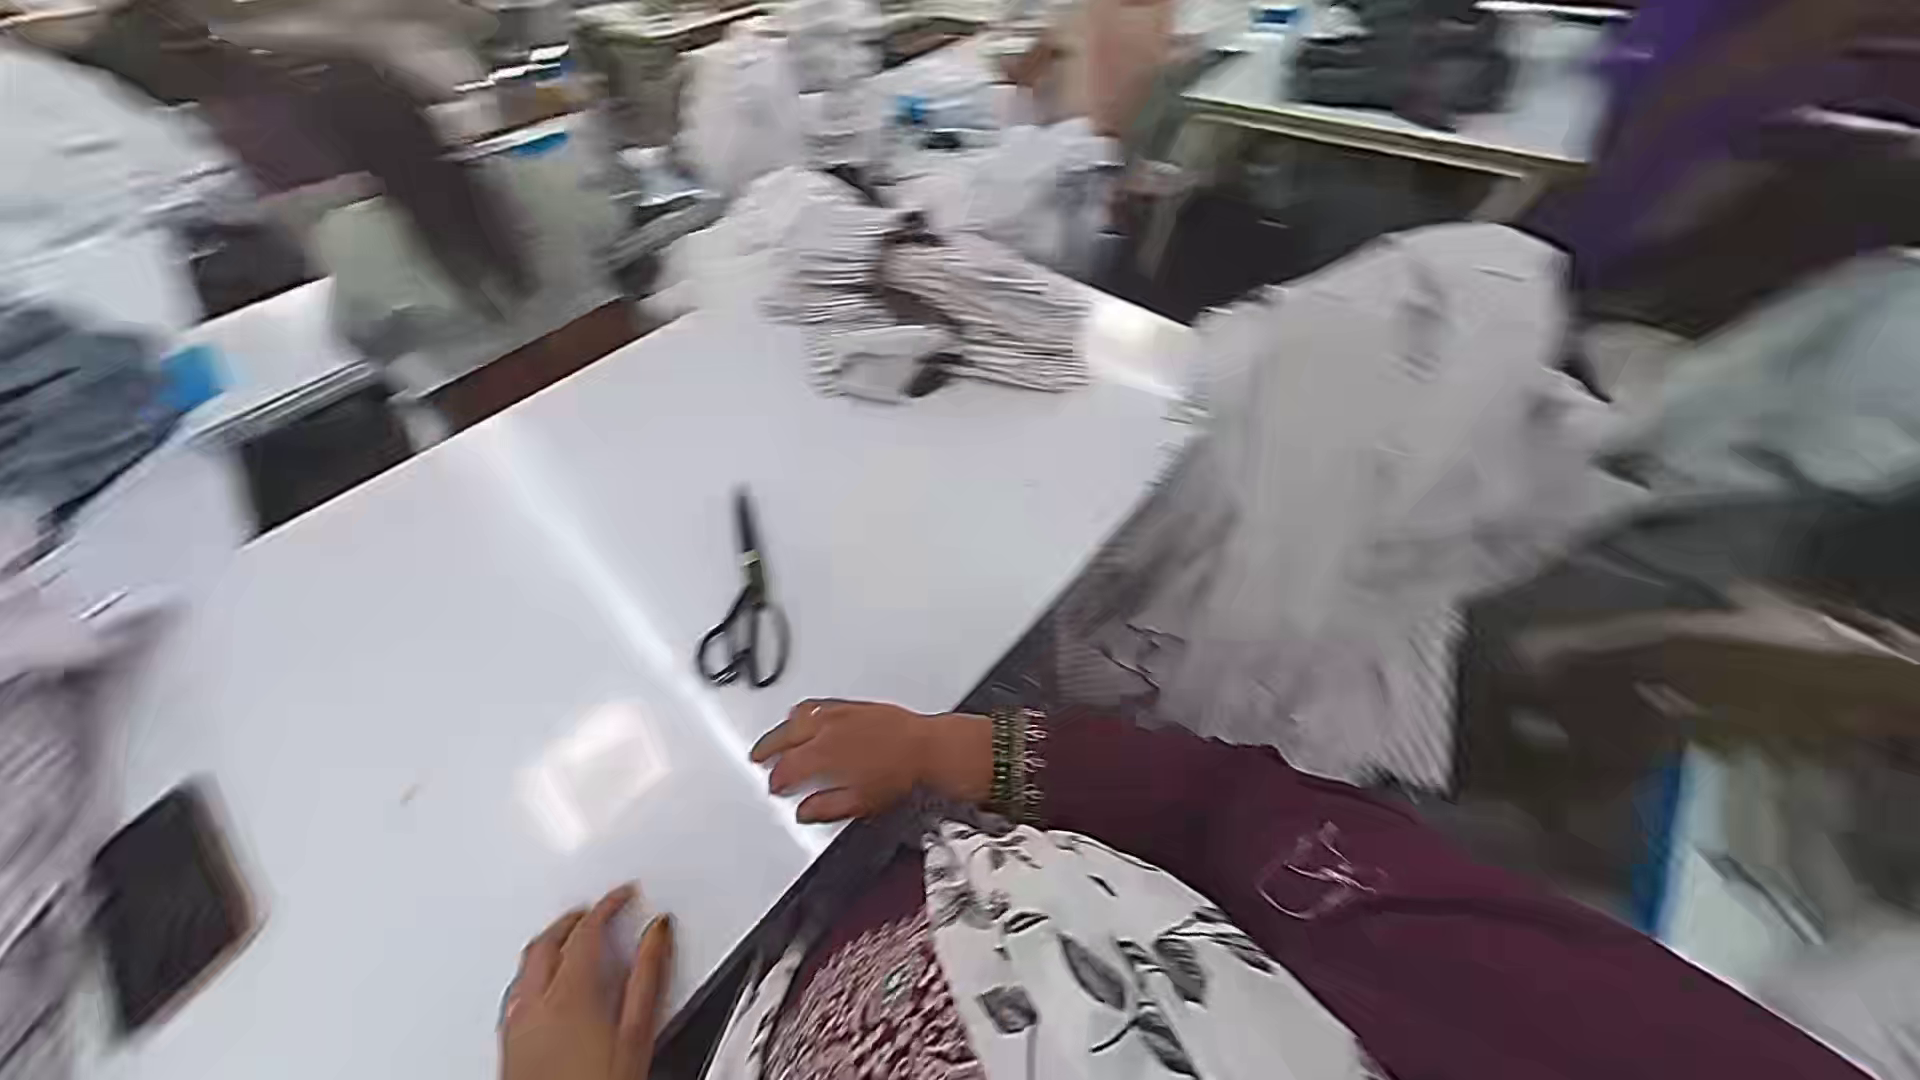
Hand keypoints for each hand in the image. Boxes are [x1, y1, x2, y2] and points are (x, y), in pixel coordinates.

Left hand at [502, 885, 672, 1079]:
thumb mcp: (639, 1030)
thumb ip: (649, 972)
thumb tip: (658, 930)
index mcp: (570, 994)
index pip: (587, 930)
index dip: (608, 904)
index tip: (624, 894)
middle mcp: (535, 1007)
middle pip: (547, 943)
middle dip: (574, 918)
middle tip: (599, 908)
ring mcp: (516, 1031)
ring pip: (524, 968)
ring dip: (549, 943)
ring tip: (571, 935)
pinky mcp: (506, 1053)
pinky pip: (514, 996)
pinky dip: (532, 974)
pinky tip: (544, 982)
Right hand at [750, 699, 990, 822]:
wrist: (926, 749)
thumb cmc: (899, 774)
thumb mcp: (859, 803)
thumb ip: (826, 808)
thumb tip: (805, 812)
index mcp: (824, 755)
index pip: (787, 767)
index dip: (776, 780)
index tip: (775, 787)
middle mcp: (829, 729)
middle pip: (785, 736)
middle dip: (768, 748)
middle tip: (759, 758)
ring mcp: (841, 714)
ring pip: (800, 715)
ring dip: (784, 727)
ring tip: (777, 737)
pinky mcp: (853, 705)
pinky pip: (820, 705)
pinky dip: (806, 712)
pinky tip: (807, 717)